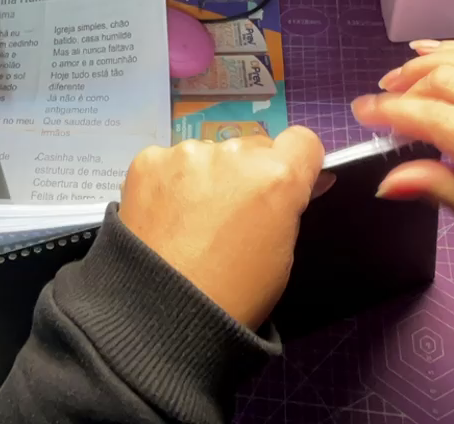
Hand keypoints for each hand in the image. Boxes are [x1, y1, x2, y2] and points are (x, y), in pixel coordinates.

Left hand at [117, 127, 326, 328]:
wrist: (159, 312)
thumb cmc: (235, 294)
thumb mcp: (281, 255)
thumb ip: (290, 205)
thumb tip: (304, 180)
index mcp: (275, 176)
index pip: (303, 141)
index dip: (297, 162)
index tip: (286, 183)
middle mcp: (232, 153)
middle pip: (252, 148)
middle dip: (247, 174)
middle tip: (230, 216)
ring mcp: (187, 152)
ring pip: (209, 153)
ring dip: (207, 176)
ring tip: (190, 222)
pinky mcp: (149, 159)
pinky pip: (169, 161)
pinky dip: (169, 181)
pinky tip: (163, 216)